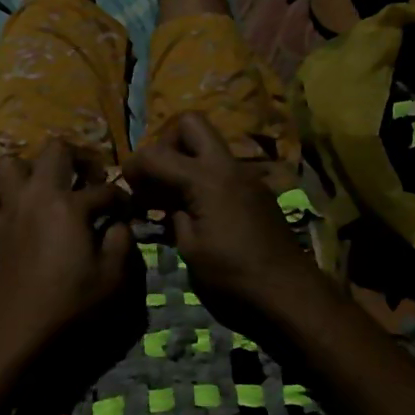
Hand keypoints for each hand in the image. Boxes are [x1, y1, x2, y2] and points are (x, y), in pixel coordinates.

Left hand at [0, 139, 137, 361]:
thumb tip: (119, 224)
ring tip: (47, 188)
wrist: (18, 330)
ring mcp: (10, 210)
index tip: (129, 212)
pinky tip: (14, 211)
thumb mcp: (113, 276)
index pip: (105, 189)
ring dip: (30, 169)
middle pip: (56, 151)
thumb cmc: (71, 302)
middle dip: (78, 158)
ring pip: (10, 165)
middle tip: (89, 180)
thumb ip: (122, 241)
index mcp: (70, 205)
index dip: (122, 199)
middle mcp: (37, 196)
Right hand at [122, 113, 325, 326]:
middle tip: (157, 177)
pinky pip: (224, 168)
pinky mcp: (257, 190)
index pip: (156, 153)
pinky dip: (204, 178)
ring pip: (210, 145)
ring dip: (186, 160)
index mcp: (206, 179)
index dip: (134, 166)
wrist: (287, 290)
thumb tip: (168, 204)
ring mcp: (247, 175)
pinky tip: (198, 210)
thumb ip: (173, 216)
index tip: (127, 187)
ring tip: (171, 197)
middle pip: (191, 124)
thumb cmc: (232, 275)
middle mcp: (228, 166)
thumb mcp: (190, 249)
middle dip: (166, 142)